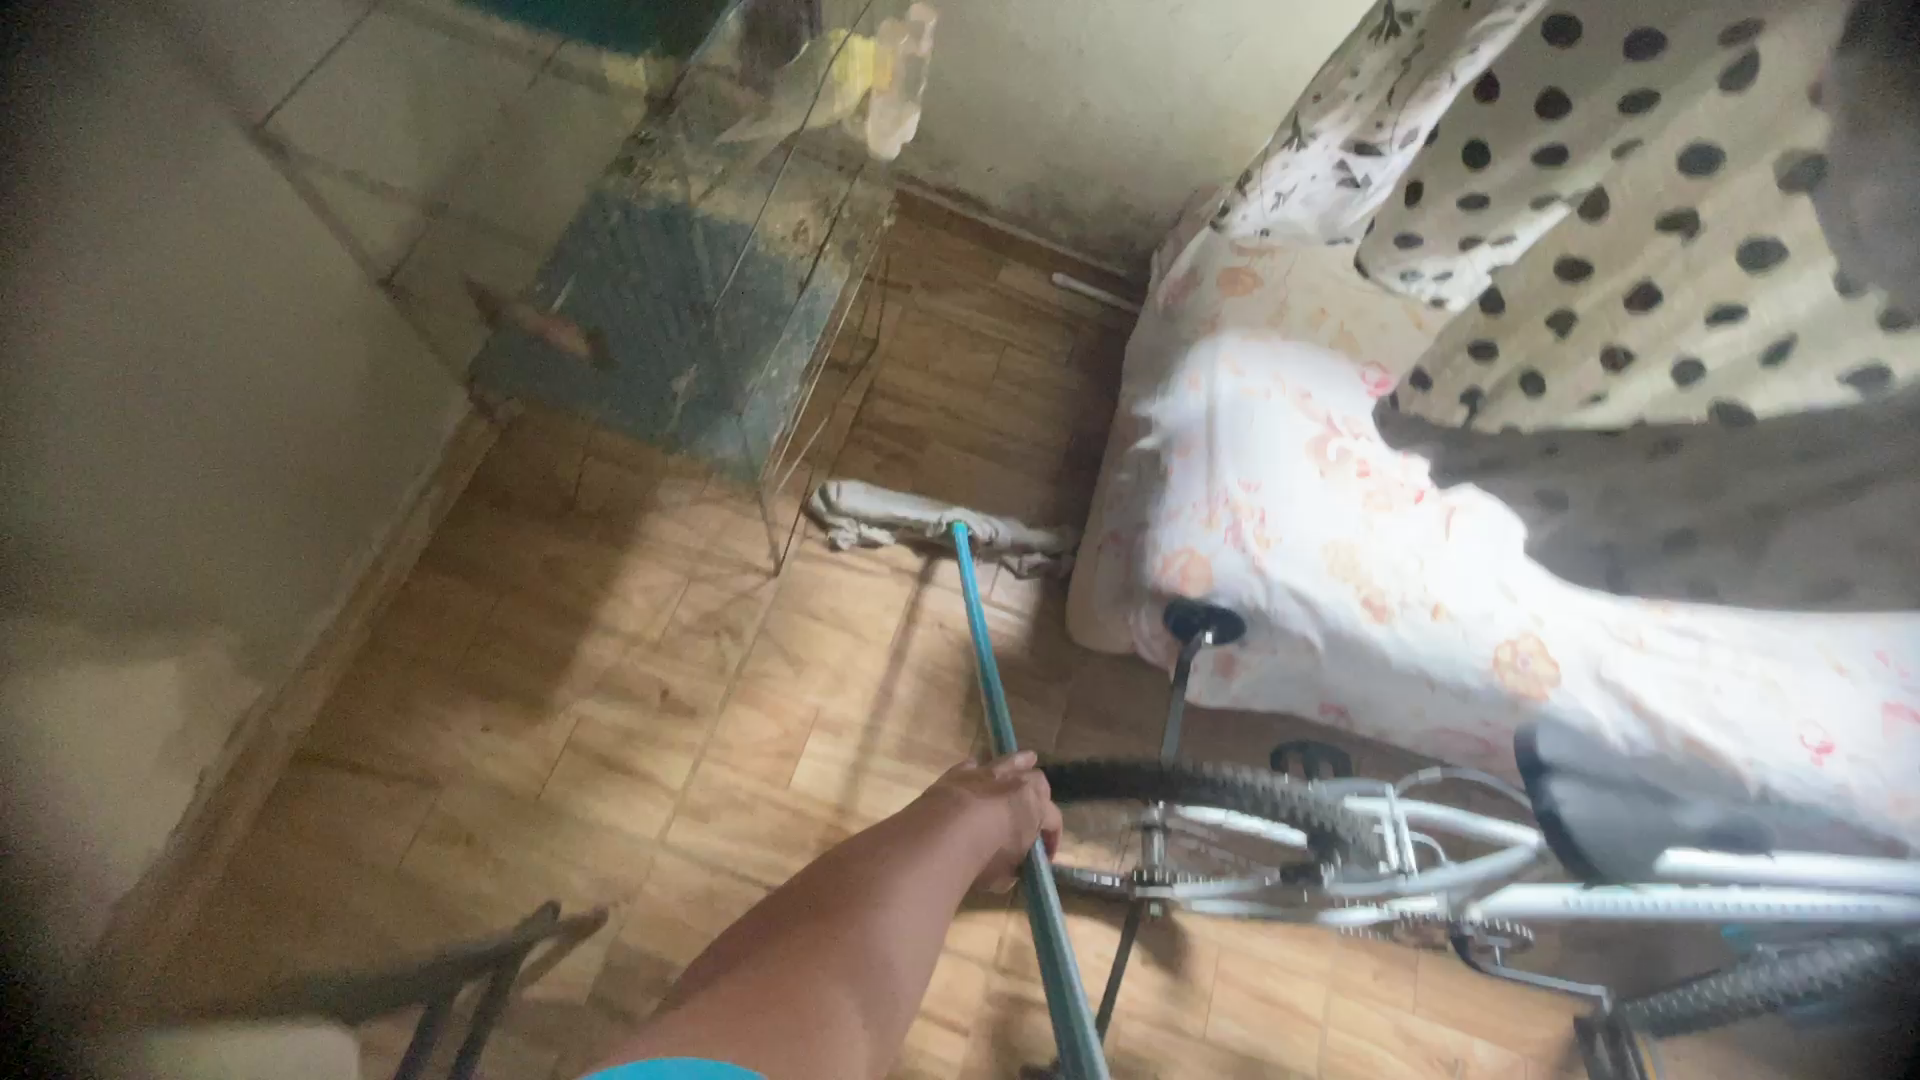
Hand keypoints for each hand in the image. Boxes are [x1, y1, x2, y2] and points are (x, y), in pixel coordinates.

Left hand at [915, 751, 1062, 892]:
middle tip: (1034, 807)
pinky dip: (977, 771)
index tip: (1044, 856)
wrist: (944, 832)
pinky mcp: (960, 772)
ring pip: (1010, 761)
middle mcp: (1016, 784)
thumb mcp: (1005, 874)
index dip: (1052, 839)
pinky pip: (974, 766)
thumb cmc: (985, 855)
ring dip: (1019, 763)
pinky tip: (976, 771)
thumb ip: (1012, 866)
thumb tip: (1009, 867)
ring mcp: (988, 774)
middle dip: (1040, 792)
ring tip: (1028, 758)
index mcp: (1036, 808)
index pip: (1053, 821)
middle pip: (1037, 781)